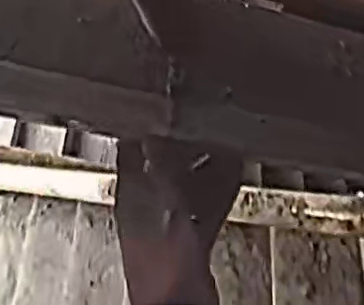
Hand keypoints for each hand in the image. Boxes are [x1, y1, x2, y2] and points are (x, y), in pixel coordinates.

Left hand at [114, 136, 242, 304]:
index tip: (166, 104)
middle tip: (204, 123)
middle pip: (163, 161)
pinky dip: (218, 188)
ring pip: (186, 182)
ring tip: (225, 143)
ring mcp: (166, 221)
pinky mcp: (186, 239)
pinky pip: (202, 204)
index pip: (133, 144)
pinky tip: (234, 173)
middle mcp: (145, 202)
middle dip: (185, 143)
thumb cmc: (163, 260)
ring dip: (205, 164)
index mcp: (130, 190)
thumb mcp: (163, 199)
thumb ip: (160, 163)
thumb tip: (155, 131)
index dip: (148, 123)